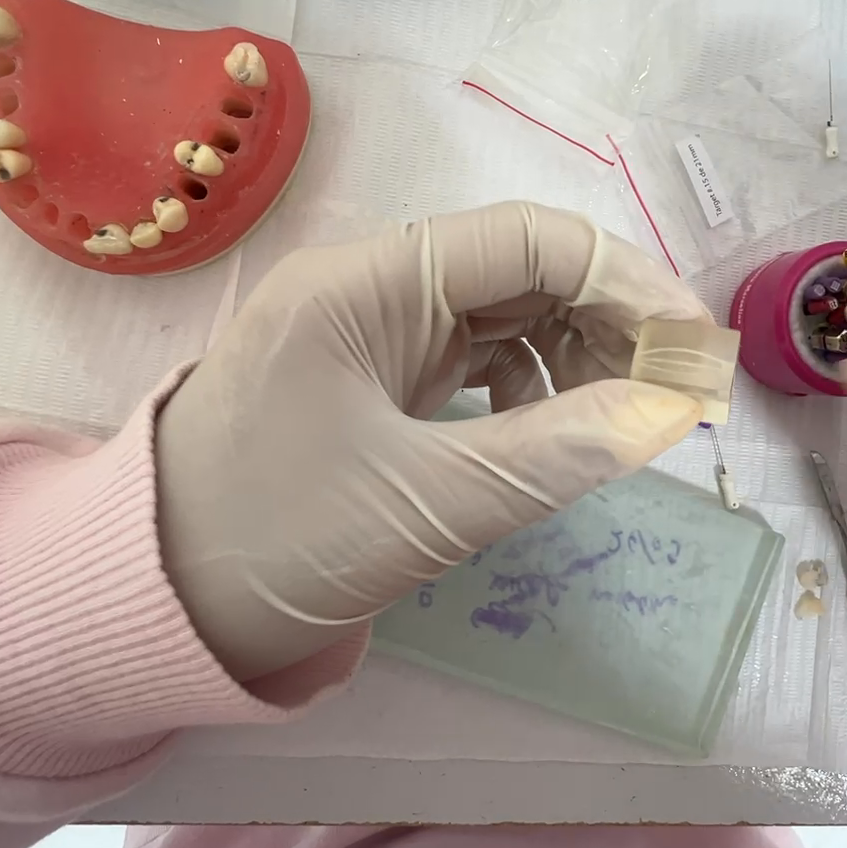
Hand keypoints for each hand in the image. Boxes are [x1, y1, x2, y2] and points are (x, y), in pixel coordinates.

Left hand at [155, 202, 707, 680]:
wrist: (151, 607)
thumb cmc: (271, 546)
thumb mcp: (425, 503)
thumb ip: (556, 453)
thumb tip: (669, 411)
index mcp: (367, 285)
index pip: (529, 240)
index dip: (627, 281)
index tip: (695, 344)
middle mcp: (372, 285)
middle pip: (523, 269)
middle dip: (610, 321)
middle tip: (672, 389)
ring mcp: (373, 327)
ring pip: (506, 311)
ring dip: (575, 352)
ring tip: (619, 416)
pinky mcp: (377, 371)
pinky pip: (476, 353)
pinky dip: (530, 383)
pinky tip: (546, 427)